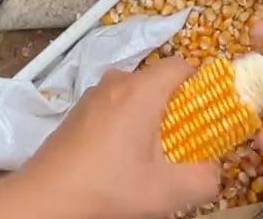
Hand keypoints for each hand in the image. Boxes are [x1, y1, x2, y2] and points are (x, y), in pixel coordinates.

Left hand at [0, 57, 219, 218]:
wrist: (48, 197)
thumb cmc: (110, 187)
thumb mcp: (167, 193)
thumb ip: (203, 179)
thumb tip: (215, 169)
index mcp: (141, 89)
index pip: (181, 65)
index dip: (201, 82)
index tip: (211, 110)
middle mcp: (117, 80)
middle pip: (158, 82)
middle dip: (176, 109)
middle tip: (185, 144)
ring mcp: (94, 93)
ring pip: (135, 96)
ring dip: (149, 119)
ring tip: (153, 158)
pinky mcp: (78, 110)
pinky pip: (114, 106)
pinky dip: (126, 124)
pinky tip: (122, 159)